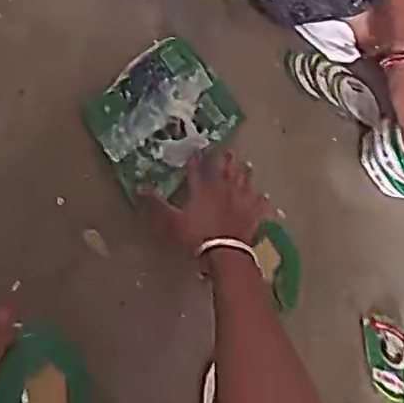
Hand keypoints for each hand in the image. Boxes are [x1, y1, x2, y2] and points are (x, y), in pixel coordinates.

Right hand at [144, 150, 271, 260]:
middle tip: (228, 149)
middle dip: (226, 159)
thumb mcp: (172, 220)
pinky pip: (260, 205)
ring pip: (245, 182)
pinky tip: (265, 197)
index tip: (198, 148)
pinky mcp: (253, 216)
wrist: (225, 254)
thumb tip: (139, 188)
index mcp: (203, 189)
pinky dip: (262, 200)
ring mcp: (241, 202)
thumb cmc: (197, 236)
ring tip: (247, 164)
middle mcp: (223, 189)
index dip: (197, 158)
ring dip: (245, 173)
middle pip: (225, 170)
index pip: (199, 168)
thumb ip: (157, 204)